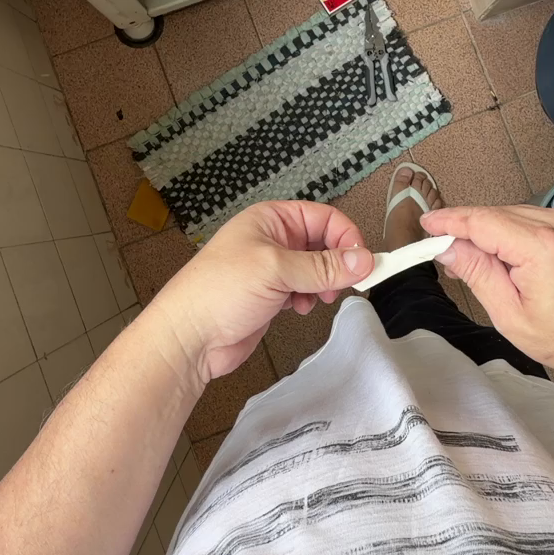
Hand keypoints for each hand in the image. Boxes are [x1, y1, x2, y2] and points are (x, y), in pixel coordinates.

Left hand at [140, 201, 372, 387]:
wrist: (189, 338)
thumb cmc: (220, 291)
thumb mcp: (277, 270)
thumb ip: (323, 266)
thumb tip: (364, 260)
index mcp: (271, 219)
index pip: (323, 217)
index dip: (346, 236)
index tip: (361, 262)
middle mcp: (273, 239)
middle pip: (323, 243)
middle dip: (337, 263)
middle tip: (344, 285)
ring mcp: (271, 268)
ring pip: (316, 269)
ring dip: (323, 284)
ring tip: (317, 299)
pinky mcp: (271, 294)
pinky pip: (304, 289)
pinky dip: (309, 298)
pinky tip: (298, 308)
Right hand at [421, 205, 553, 388]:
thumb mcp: (512, 317)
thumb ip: (477, 274)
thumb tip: (446, 248)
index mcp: (544, 248)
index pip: (482, 221)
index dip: (450, 221)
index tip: (426, 223)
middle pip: (498, 214)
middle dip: (469, 229)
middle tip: (445, 250)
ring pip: (517, 214)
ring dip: (494, 231)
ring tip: (482, 260)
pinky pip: (537, 217)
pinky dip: (517, 230)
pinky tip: (513, 255)